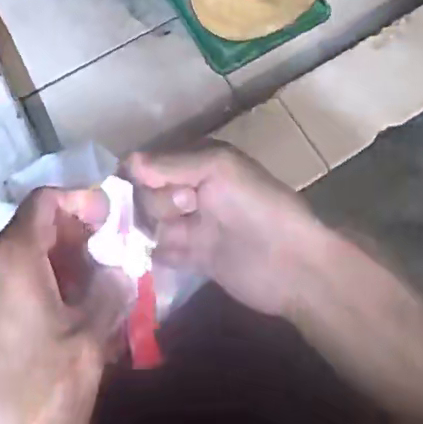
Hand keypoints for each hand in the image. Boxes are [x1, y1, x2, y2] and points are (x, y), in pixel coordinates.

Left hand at [0, 188, 132, 423]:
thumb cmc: (37, 384)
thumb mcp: (88, 338)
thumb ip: (110, 291)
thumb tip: (122, 268)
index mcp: (14, 253)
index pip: (47, 198)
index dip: (82, 200)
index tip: (112, 217)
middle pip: (38, 223)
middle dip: (78, 232)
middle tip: (113, 250)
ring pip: (29, 251)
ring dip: (66, 259)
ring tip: (102, 282)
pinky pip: (18, 277)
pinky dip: (48, 279)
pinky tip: (76, 308)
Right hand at [124, 144, 338, 319]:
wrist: (293, 263)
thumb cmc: (257, 204)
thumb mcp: (218, 169)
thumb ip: (172, 165)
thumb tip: (129, 162)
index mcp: (198, 160)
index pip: (150, 163)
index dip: (139, 174)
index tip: (136, 185)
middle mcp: (191, 189)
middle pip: (146, 194)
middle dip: (157, 200)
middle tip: (187, 206)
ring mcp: (192, 225)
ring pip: (151, 223)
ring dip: (150, 229)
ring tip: (177, 234)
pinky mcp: (194, 258)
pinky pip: (161, 253)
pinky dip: (152, 255)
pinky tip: (152, 258)